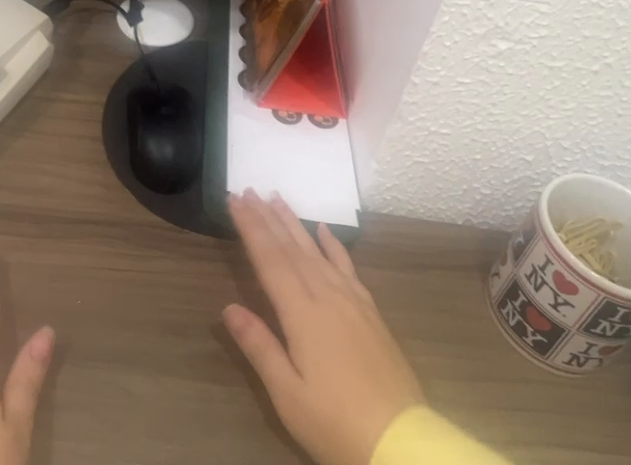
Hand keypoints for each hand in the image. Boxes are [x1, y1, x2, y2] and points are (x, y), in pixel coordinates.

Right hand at [224, 191, 424, 464]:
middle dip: (268, 218)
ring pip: (318, 252)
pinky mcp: (370, 313)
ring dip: (295, 224)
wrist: (400, 440)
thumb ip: (259, 346)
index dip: (251, 228)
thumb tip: (229, 308)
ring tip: (278, 199)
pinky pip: (348, 268)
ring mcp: (353, 302)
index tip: (235, 199)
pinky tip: (324, 231)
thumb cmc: (335, 422)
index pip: (270, 260)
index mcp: (302, 315)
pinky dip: (333, 246)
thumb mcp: (288, 394)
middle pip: (292, 249)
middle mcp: (327, 297)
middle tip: (249, 190)